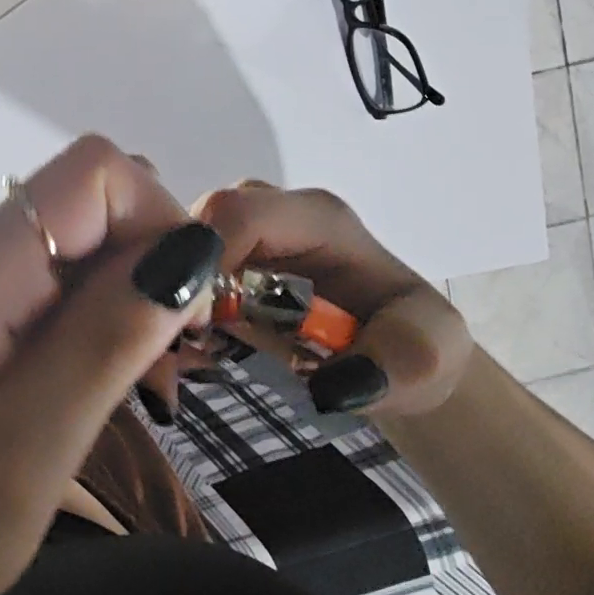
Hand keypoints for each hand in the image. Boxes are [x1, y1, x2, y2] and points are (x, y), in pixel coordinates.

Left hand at [0, 136, 218, 594]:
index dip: (157, 222)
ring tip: (125, 381)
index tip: (179, 317)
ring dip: (128, 291)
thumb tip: (187, 251)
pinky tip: (88, 373)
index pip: (94, 170)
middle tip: (155, 367)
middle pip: (92, 195)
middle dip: (150, 263)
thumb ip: (107, 339)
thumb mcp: (31, 444)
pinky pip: (57, 263)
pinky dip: (96, 306)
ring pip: (82, 229)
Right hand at [192, 182, 473, 417]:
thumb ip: (395, 366)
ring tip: (184, 349)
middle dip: (174, 281)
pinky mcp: (213, 256)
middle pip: (190, 225)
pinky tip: (182, 342)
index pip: (235, 213)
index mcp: (314, 217)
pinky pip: (168, 265)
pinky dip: (165, 303)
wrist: (393, 355)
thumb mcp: (428, 359)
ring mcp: (235, 232)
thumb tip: (326, 383)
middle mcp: (266, 211)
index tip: (201, 324)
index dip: (205, 258)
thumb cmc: (412, 348)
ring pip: (170, 246)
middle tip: (185, 342)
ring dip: (165, 296)